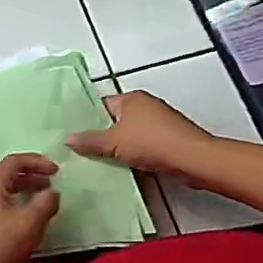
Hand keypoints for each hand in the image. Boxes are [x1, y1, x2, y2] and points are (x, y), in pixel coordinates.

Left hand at [0, 153, 59, 262]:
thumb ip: (45, 202)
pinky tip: (35, 209)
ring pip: (7, 187)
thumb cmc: (5, 244)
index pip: (10, 162)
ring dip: (27, 185)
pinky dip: (22, 198)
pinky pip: (7, 200)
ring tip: (47, 191)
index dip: (33, 160)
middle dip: (31, 171)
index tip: (54, 167)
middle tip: (52, 176)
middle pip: (7, 173)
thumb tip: (52, 192)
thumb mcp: (31, 221)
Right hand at [66, 91, 215, 173]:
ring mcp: (161, 121)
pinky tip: (123, 163)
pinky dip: (134, 152)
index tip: (73, 133)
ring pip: (130, 132)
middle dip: (101, 133)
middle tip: (81, 147)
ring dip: (118, 145)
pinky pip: (144, 143)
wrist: (195, 160)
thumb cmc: (151, 143)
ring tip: (99, 157)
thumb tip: (68, 138)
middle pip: (115, 119)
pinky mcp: (171, 138)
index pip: (100, 105)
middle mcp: (147, 105)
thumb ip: (88, 140)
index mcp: (131, 98)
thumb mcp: (111, 142)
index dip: (86, 118)